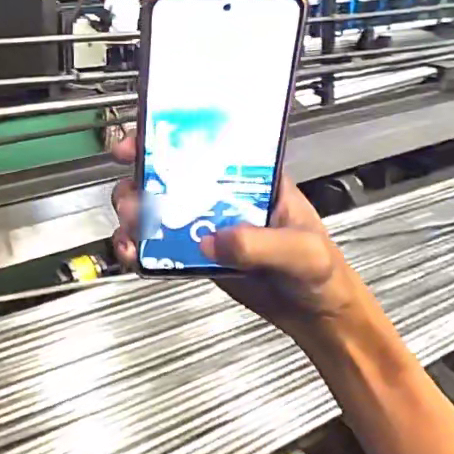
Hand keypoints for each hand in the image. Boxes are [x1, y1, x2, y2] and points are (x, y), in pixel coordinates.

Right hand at [108, 131, 369, 342]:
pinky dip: (139, 248)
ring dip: (135, 214)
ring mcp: (206, 224)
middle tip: (132, 197)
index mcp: (250, 177)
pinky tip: (133, 255)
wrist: (316, 314)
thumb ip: (262, 244)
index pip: (205, 146)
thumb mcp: (302, 250)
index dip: (168, 138)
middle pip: (168, 174)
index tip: (141, 141)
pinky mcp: (195, 255)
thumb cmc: (321, 270)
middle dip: (141, 179)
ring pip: (156, 209)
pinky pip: (159, 247)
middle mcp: (221, 195)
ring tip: (131, 230)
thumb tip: (215, 240)